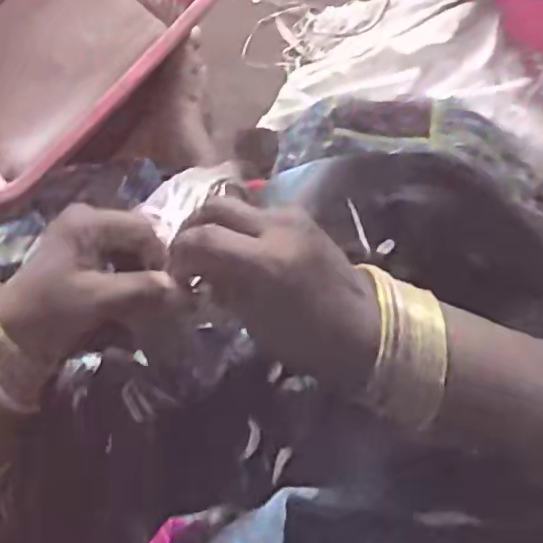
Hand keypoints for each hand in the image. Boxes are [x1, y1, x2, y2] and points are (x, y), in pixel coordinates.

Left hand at [0, 204, 183, 362]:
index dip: (161, 258)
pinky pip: (115, 261)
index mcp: (88, 219)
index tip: (168, 291)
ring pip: (128, 250)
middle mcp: (86, 218)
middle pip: (136, 237)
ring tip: (143, 307)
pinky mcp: (79, 254)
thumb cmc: (50, 310)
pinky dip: (125, 282)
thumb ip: (141, 289)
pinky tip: (127, 306)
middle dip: (150, 269)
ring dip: (139, 278)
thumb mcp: (97, 299)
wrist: (9, 334)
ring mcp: (82, 235)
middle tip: (158, 301)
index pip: (143, 228)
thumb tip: (181, 289)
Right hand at [169, 196, 380, 389]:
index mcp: (265, 263)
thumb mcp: (254, 322)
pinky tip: (237, 244)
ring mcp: (289, 216)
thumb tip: (194, 270)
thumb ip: (221, 286)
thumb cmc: (308, 340)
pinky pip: (255, 209)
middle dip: (190, 227)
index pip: (203, 238)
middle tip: (184, 251)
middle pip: (213, 207)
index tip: (175, 271)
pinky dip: (237, 223)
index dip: (179, 252)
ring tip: (207, 245)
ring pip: (233, 202)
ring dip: (212, 221)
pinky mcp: (299, 213)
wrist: (367, 328)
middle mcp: (276, 228)